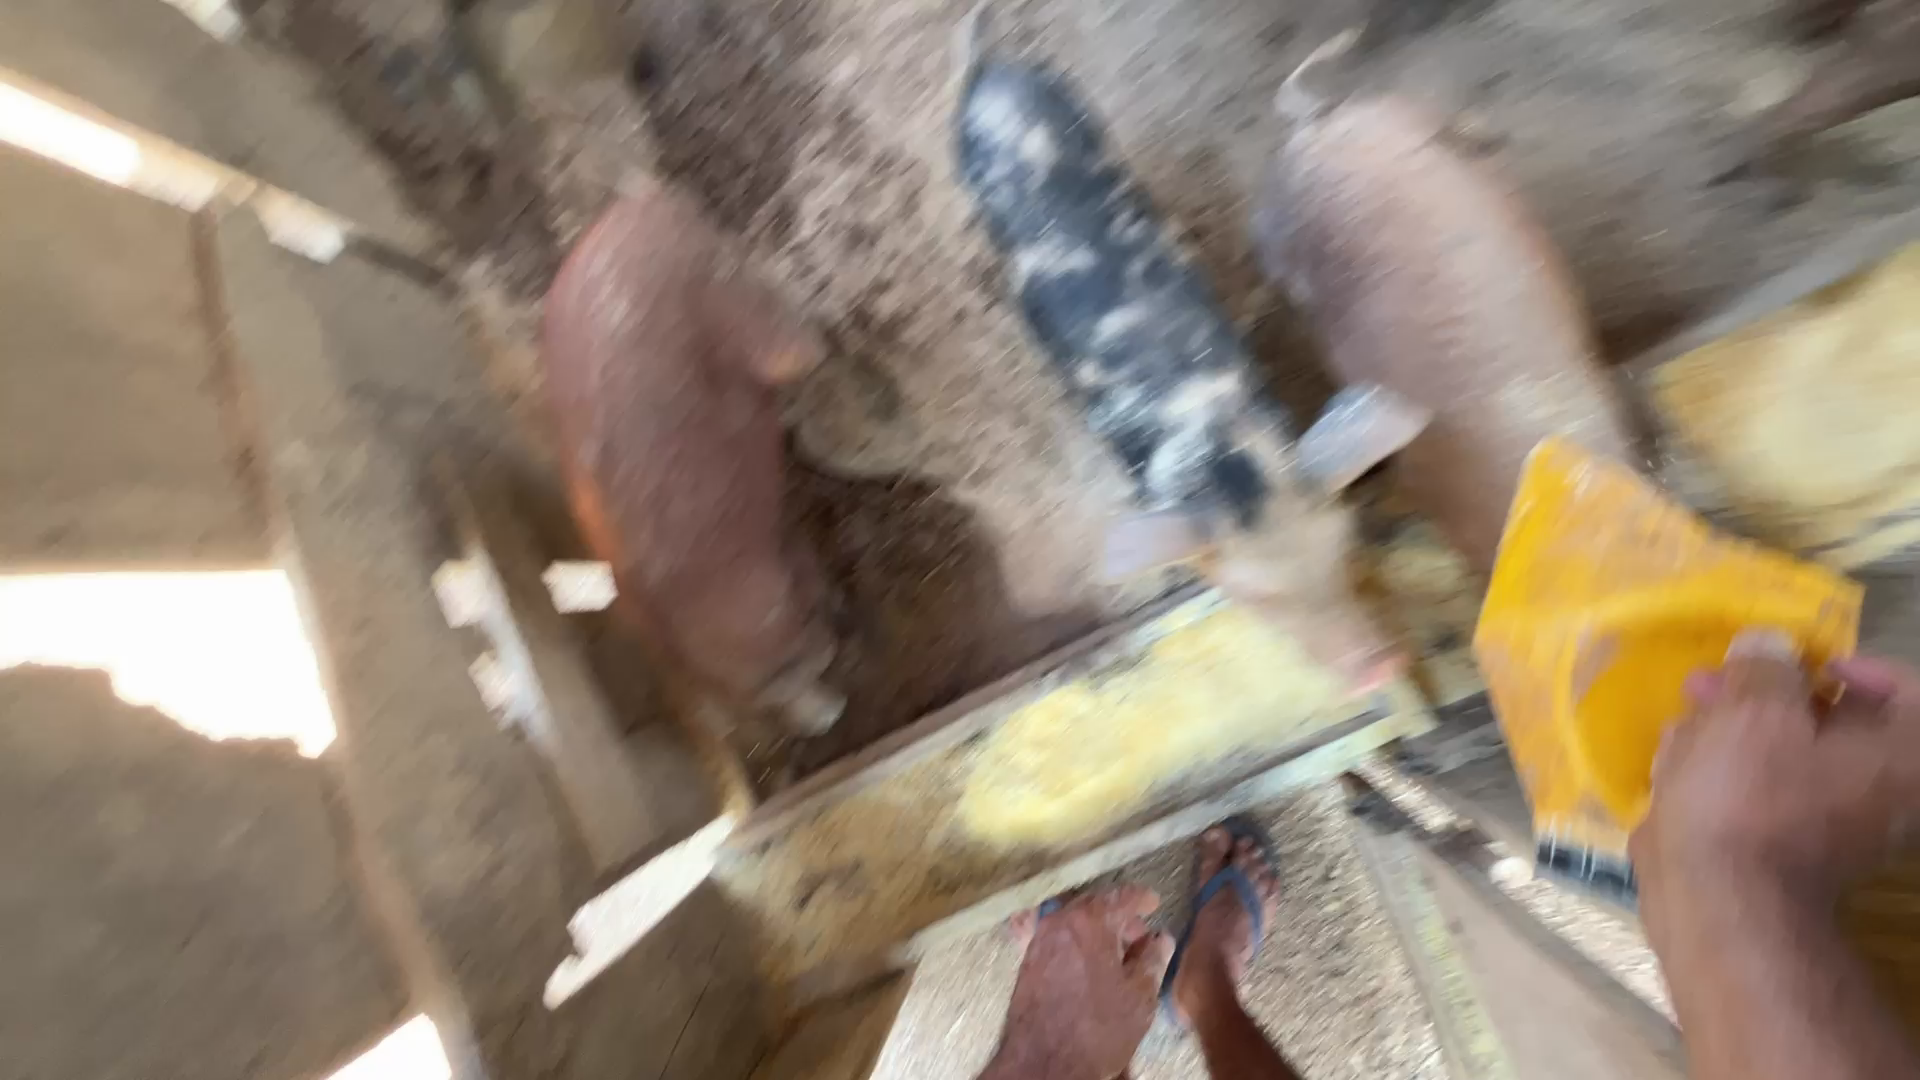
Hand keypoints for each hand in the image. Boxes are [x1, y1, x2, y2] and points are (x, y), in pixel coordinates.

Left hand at [981, 887, 1173, 1079]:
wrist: (1046, 1060)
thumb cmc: (1098, 1026)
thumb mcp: (1139, 996)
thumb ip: (1153, 960)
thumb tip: (1161, 939)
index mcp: (1090, 920)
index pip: (1121, 897)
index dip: (1141, 899)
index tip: (1154, 902)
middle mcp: (1061, 919)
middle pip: (1095, 906)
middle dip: (1119, 917)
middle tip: (1140, 936)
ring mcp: (1041, 936)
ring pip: (1075, 921)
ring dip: (1097, 930)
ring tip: (1117, 953)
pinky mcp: (1029, 957)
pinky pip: (1057, 937)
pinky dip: (1076, 940)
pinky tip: (1088, 959)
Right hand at [1632, 633, 1919, 917]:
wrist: (1715, 885)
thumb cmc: (1744, 792)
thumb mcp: (1752, 713)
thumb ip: (1764, 669)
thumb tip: (1767, 643)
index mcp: (1898, 757)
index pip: (1907, 691)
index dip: (1849, 663)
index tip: (1789, 659)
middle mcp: (1878, 786)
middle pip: (1833, 718)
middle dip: (1765, 693)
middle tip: (1710, 682)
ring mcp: (1827, 814)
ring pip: (1781, 748)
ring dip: (1730, 726)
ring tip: (1681, 721)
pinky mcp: (1775, 832)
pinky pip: (1751, 780)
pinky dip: (1717, 763)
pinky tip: (1675, 760)